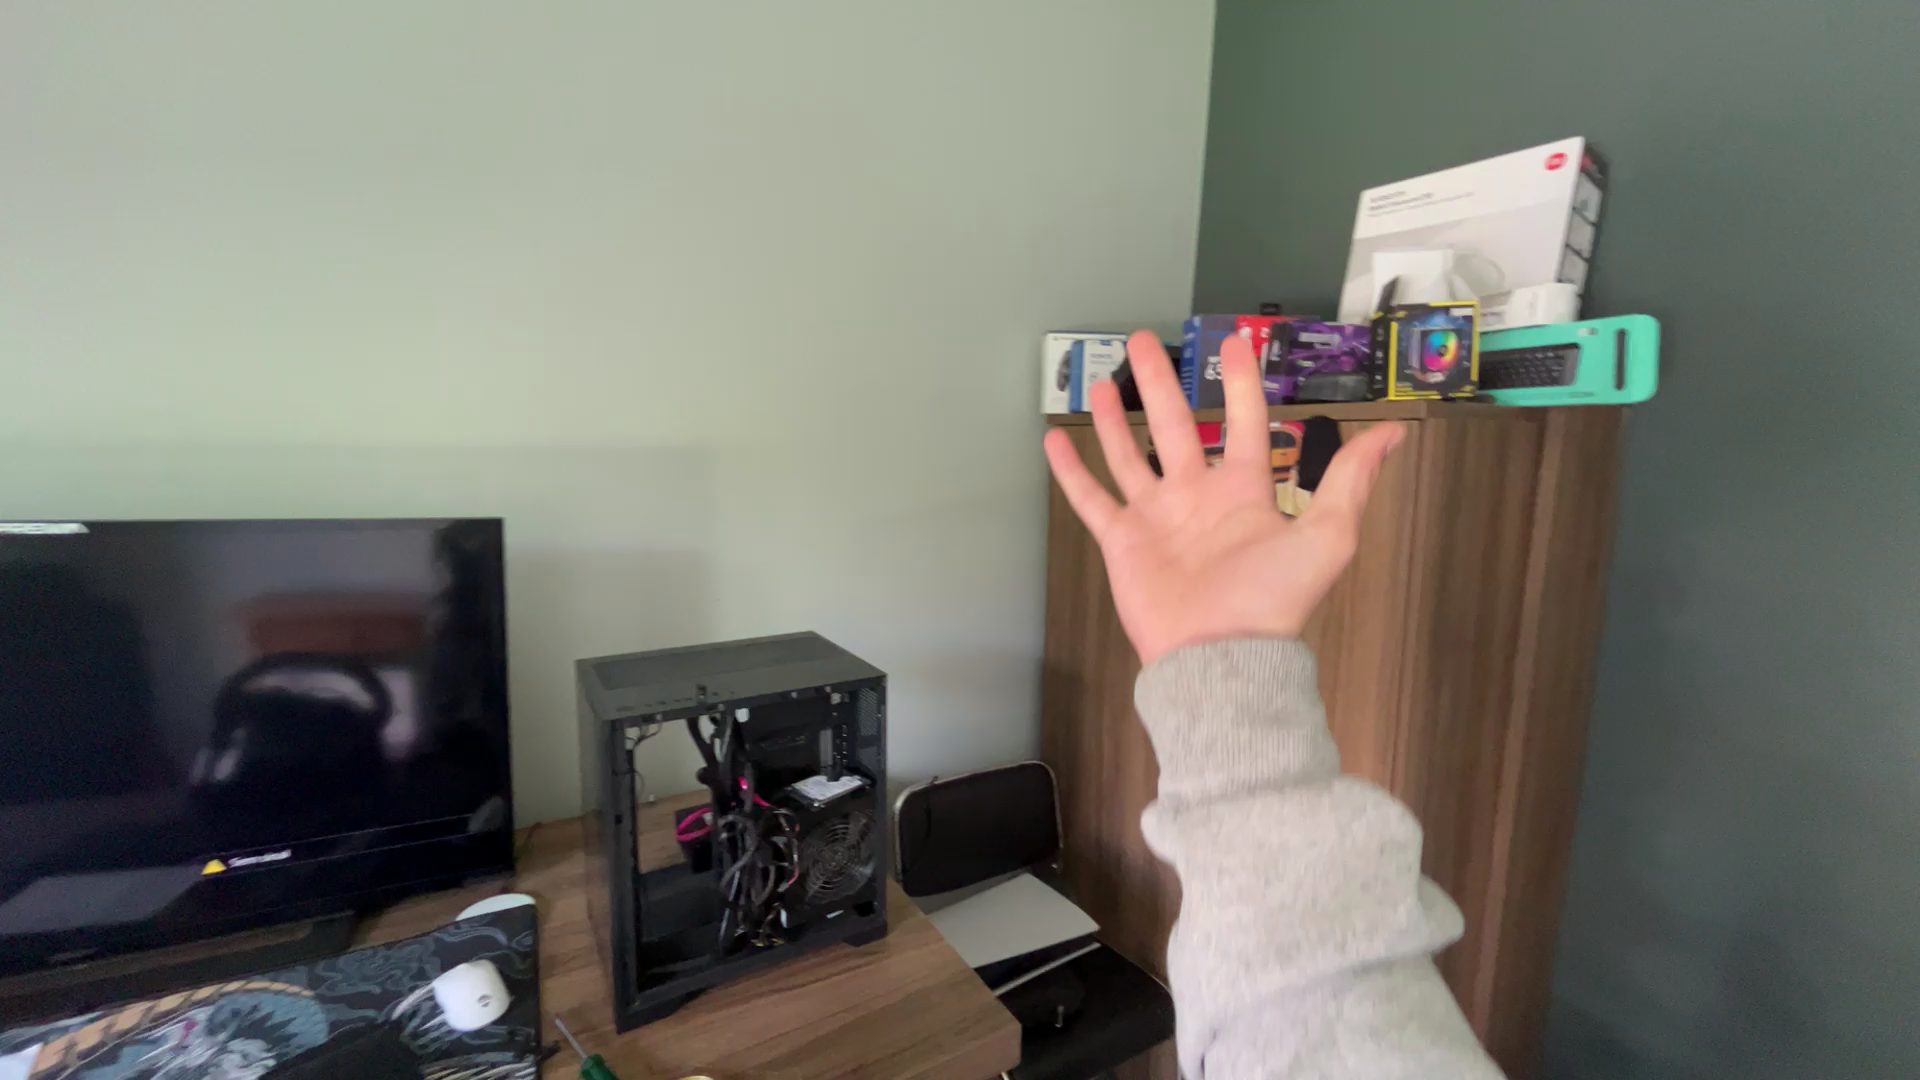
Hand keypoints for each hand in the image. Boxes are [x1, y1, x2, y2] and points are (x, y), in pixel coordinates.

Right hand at [1043, 330, 1403, 666]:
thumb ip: (1349, 482)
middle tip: (1142, 341)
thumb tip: (1393, 433)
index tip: (1234, 341)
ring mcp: (1154, 516)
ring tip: (1101, 383)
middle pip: (1172, 426)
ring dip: (1113, 419)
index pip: (1240, 422)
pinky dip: (1071, 471)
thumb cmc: (1271, 597)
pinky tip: (1054, 440)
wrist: (1219, 655)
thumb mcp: (1327, 538)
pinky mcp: (1121, 539)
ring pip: (1128, 455)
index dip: (1239, 382)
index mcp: (1242, 490)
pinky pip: (1090, 498)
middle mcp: (1194, 495)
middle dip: (1159, 382)